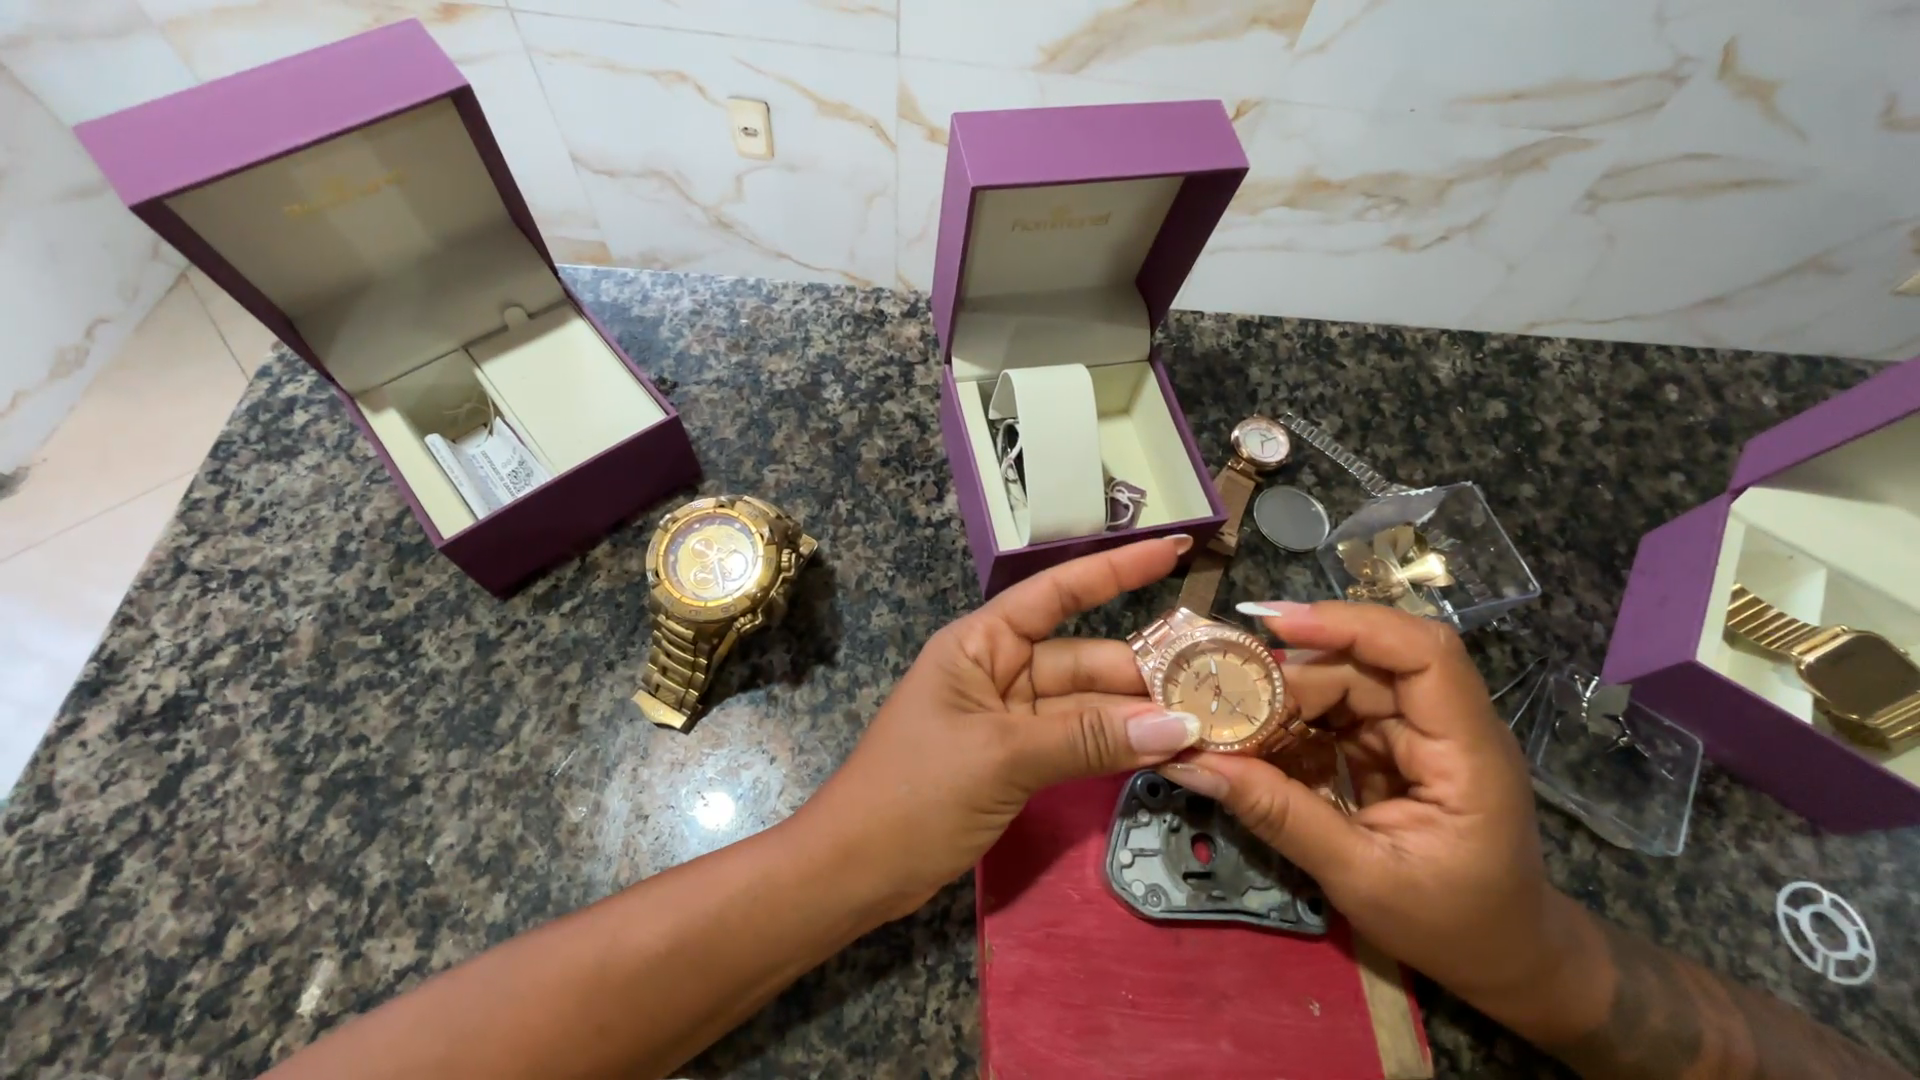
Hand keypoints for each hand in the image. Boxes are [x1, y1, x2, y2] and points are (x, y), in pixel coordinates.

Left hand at [795, 537, 1202, 918]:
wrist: (856, 869)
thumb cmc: (914, 794)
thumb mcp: (1001, 757)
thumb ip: (1088, 738)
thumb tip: (1177, 725)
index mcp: (979, 643)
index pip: (1056, 593)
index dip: (1115, 569)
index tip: (1172, 549)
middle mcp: (998, 669)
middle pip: (1083, 658)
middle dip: (1143, 672)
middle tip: (1219, 686)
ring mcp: (1009, 717)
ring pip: (1085, 704)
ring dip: (1137, 716)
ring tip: (1208, 723)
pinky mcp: (1016, 759)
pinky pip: (1076, 740)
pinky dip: (1114, 747)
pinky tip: (1164, 752)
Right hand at [1161, 601, 1566, 1008]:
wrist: (1505, 957)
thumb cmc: (1453, 924)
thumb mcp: (1360, 877)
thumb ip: (1279, 815)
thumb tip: (1192, 764)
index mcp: (1466, 751)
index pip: (1424, 653)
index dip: (1352, 625)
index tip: (1276, 625)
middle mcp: (1445, 725)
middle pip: (1365, 667)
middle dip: (1293, 680)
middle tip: (1226, 707)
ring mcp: (1418, 733)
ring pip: (1343, 685)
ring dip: (1285, 702)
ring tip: (1232, 728)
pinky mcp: (1393, 746)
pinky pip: (1334, 716)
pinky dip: (1292, 726)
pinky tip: (1257, 747)